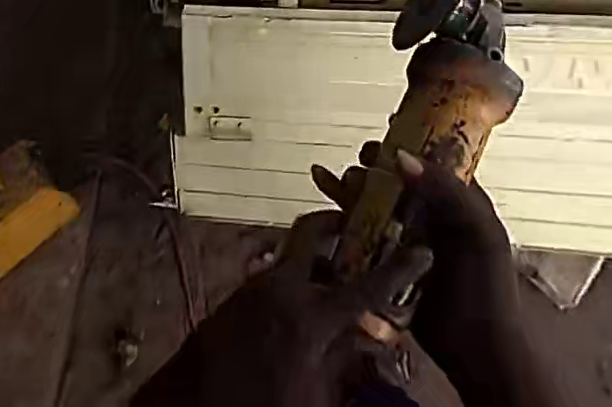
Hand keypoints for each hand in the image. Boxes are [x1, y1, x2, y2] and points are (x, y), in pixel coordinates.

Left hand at [132, 209, 431, 406]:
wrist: (189, 405)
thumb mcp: (313, 401)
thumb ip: (343, 366)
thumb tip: (371, 342)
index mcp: (309, 318)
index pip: (364, 286)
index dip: (398, 269)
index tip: (422, 251)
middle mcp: (281, 288)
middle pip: (312, 232)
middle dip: (338, 223)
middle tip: (360, 226)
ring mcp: (256, 285)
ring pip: (293, 250)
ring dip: (316, 251)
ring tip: (337, 268)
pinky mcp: (239, 294)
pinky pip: (275, 270)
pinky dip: (296, 274)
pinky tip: (304, 301)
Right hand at [313, 144, 560, 406]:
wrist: (480, 350)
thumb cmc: (489, 288)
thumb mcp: (479, 230)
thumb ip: (446, 188)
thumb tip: (402, 157)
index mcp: (454, 197)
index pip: (426, 157)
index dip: (406, 140)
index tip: (387, 129)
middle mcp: (427, 212)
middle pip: (391, 177)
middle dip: (372, 166)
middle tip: (361, 164)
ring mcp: (404, 236)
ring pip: (370, 201)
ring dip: (350, 186)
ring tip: (332, 179)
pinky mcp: (385, 260)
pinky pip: (359, 231)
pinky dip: (340, 213)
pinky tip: (324, 200)